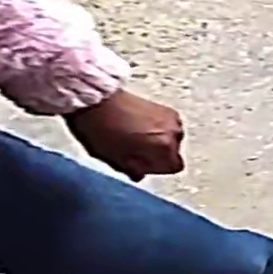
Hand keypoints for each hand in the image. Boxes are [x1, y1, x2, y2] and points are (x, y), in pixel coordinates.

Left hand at [65, 89, 185, 179]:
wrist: (95, 100)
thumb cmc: (97, 127)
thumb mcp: (108, 155)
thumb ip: (130, 167)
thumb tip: (140, 173)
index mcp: (164, 147)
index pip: (173, 167)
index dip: (155, 169)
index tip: (139, 166)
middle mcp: (176, 134)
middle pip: (173, 153)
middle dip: (155, 154)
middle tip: (131, 151)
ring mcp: (175, 121)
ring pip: (172, 140)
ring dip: (156, 141)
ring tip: (133, 136)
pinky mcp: (170, 111)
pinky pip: (170, 128)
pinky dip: (157, 130)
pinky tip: (138, 126)